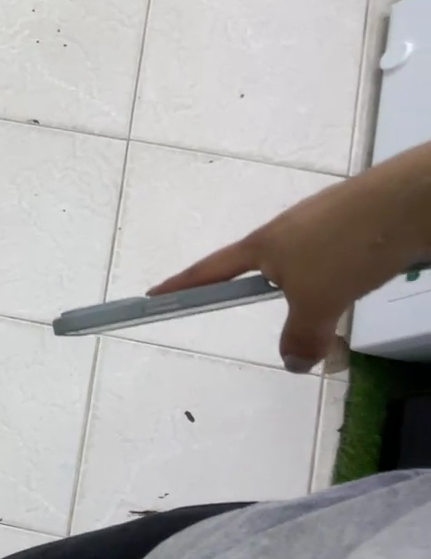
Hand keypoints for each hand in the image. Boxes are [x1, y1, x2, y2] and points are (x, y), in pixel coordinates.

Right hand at [149, 141, 430, 371]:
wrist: (423, 193)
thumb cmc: (352, 245)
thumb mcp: (322, 300)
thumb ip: (303, 334)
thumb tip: (293, 366)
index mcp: (261, 246)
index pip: (207, 272)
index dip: (179, 285)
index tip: (154, 294)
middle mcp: (287, 227)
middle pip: (263, 258)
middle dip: (268, 278)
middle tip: (284, 296)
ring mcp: (328, 213)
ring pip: (310, 248)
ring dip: (321, 267)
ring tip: (351, 283)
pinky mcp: (367, 208)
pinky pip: (349, 239)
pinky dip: (357, 255)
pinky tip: (379, 262)